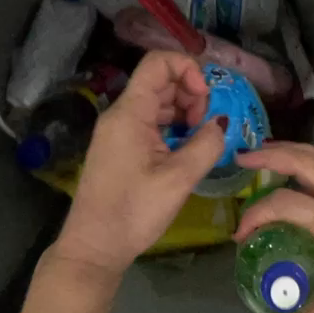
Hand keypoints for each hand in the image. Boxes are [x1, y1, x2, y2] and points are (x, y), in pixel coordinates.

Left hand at [50, 52, 227, 273]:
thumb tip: (221, 125)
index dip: (187, 69)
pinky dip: (173, 125)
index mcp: (130, 112)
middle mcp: (121, 114)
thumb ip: (206, 145)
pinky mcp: (122, 147)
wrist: (93, 250)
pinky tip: (186, 148)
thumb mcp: (178, 180)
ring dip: (184, 110)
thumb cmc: (133, 213)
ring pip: (158, 100)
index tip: (206, 98)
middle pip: (160, 79)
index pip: (158, 62)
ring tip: (199, 138)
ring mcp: (120, 130)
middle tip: (206, 124)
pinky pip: (151, 120)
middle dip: (190, 92)